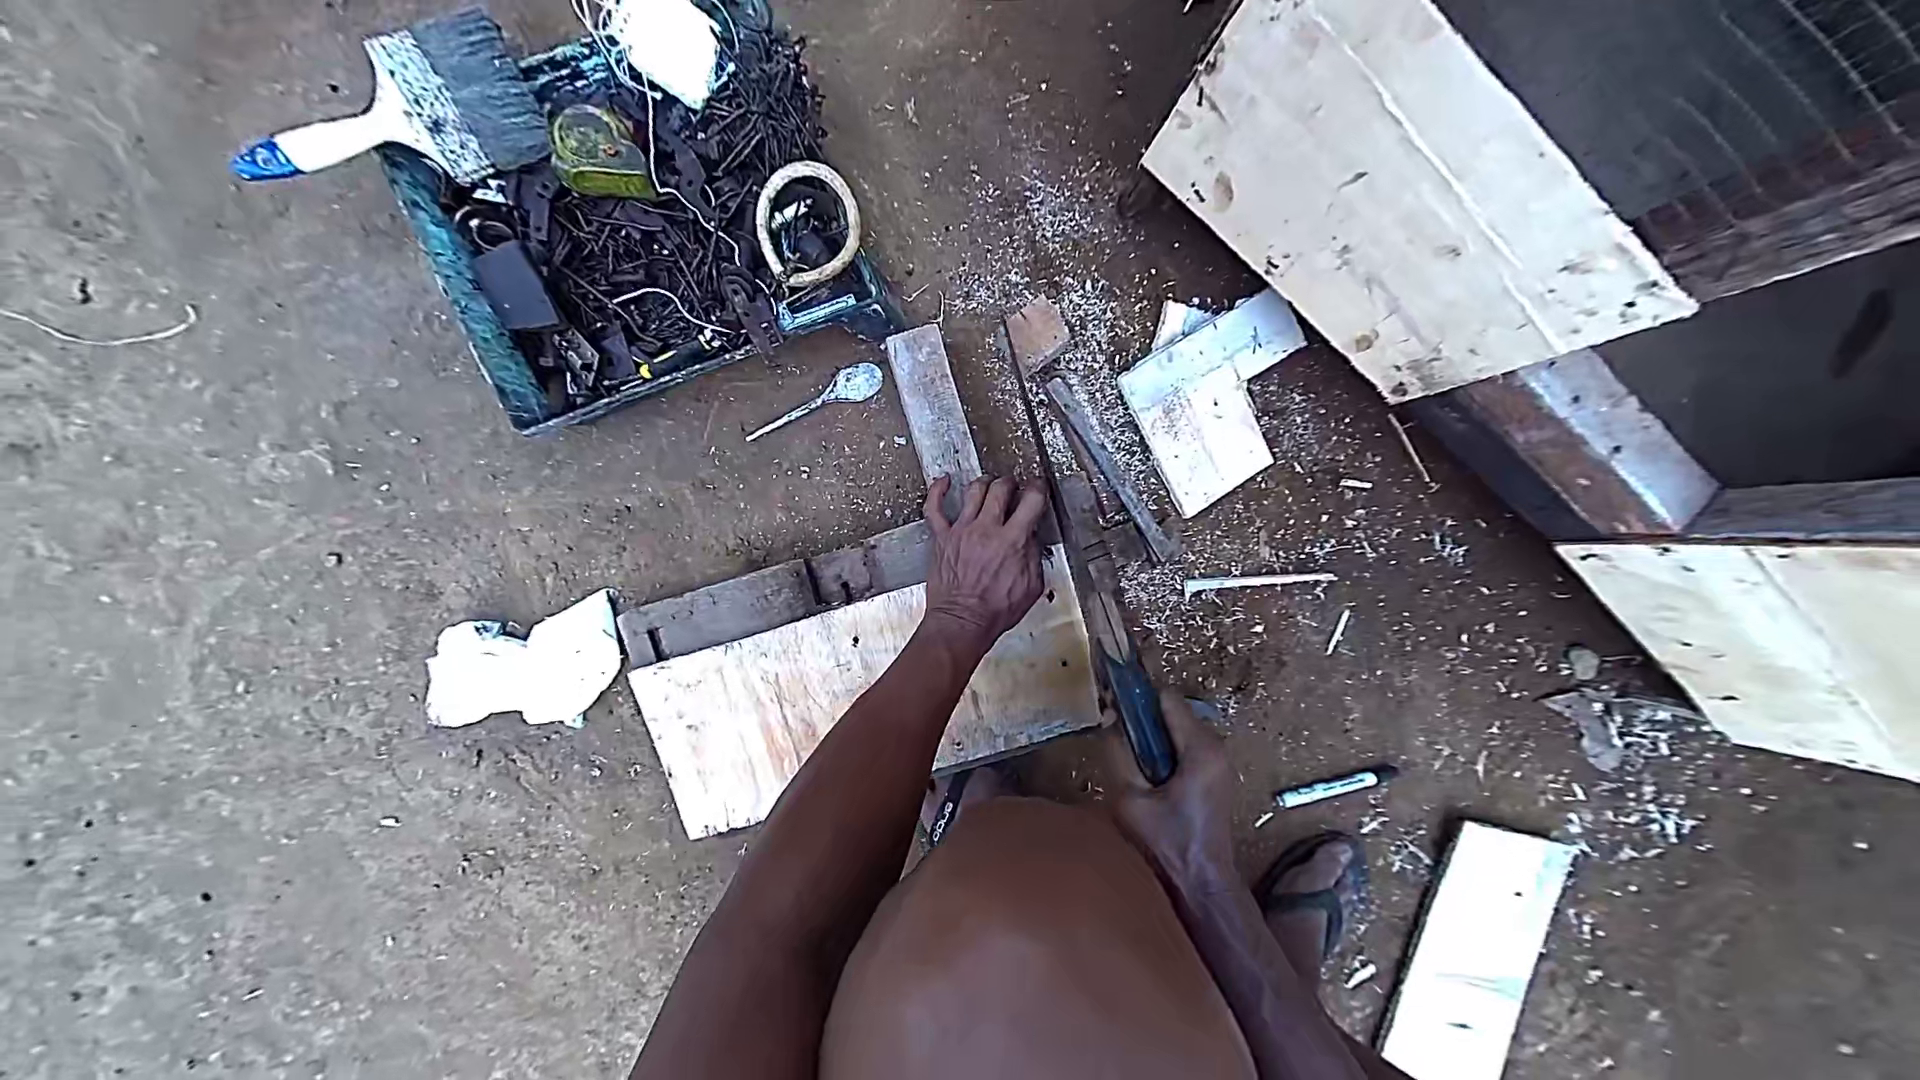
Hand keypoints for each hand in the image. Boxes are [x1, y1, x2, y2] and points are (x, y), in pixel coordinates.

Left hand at [920, 474, 1048, 655]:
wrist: (961, 622)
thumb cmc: (993, 611)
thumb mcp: (1031, 586)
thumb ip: (1034, 557)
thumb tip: (1032, 538)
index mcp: (1013, 541)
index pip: (1031, 500)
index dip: (1038, 487)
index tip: (1038, 486)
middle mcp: (987, 530)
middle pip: (1001, 488)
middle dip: (1011, 483)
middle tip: (1014, 486)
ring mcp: (962, 531)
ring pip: (974, 491)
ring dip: (985, 482)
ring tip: (990, 483)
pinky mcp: (942, 538)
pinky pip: (935, 507)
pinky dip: (938, 490)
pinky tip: (944, 481)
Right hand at [1104, 692, 1238, 890]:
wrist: (1201, 885)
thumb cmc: (1167, 845)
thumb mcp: (1130, 797)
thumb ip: (1118, 753)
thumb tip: (1109, 718)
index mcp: (1201, 749)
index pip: (1166, 698)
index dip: (1137, 699)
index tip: (1112, 705)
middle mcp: (1216, 747)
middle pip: (1171, 712)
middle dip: (1143, 721)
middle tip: (1118, 739)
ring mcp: (1219, 761)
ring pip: (1176, 728)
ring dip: (1152, 737)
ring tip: (1132, 762)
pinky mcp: (1214, 774)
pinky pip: (1183, 746)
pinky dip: (1163, 751)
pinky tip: (1148, 776)